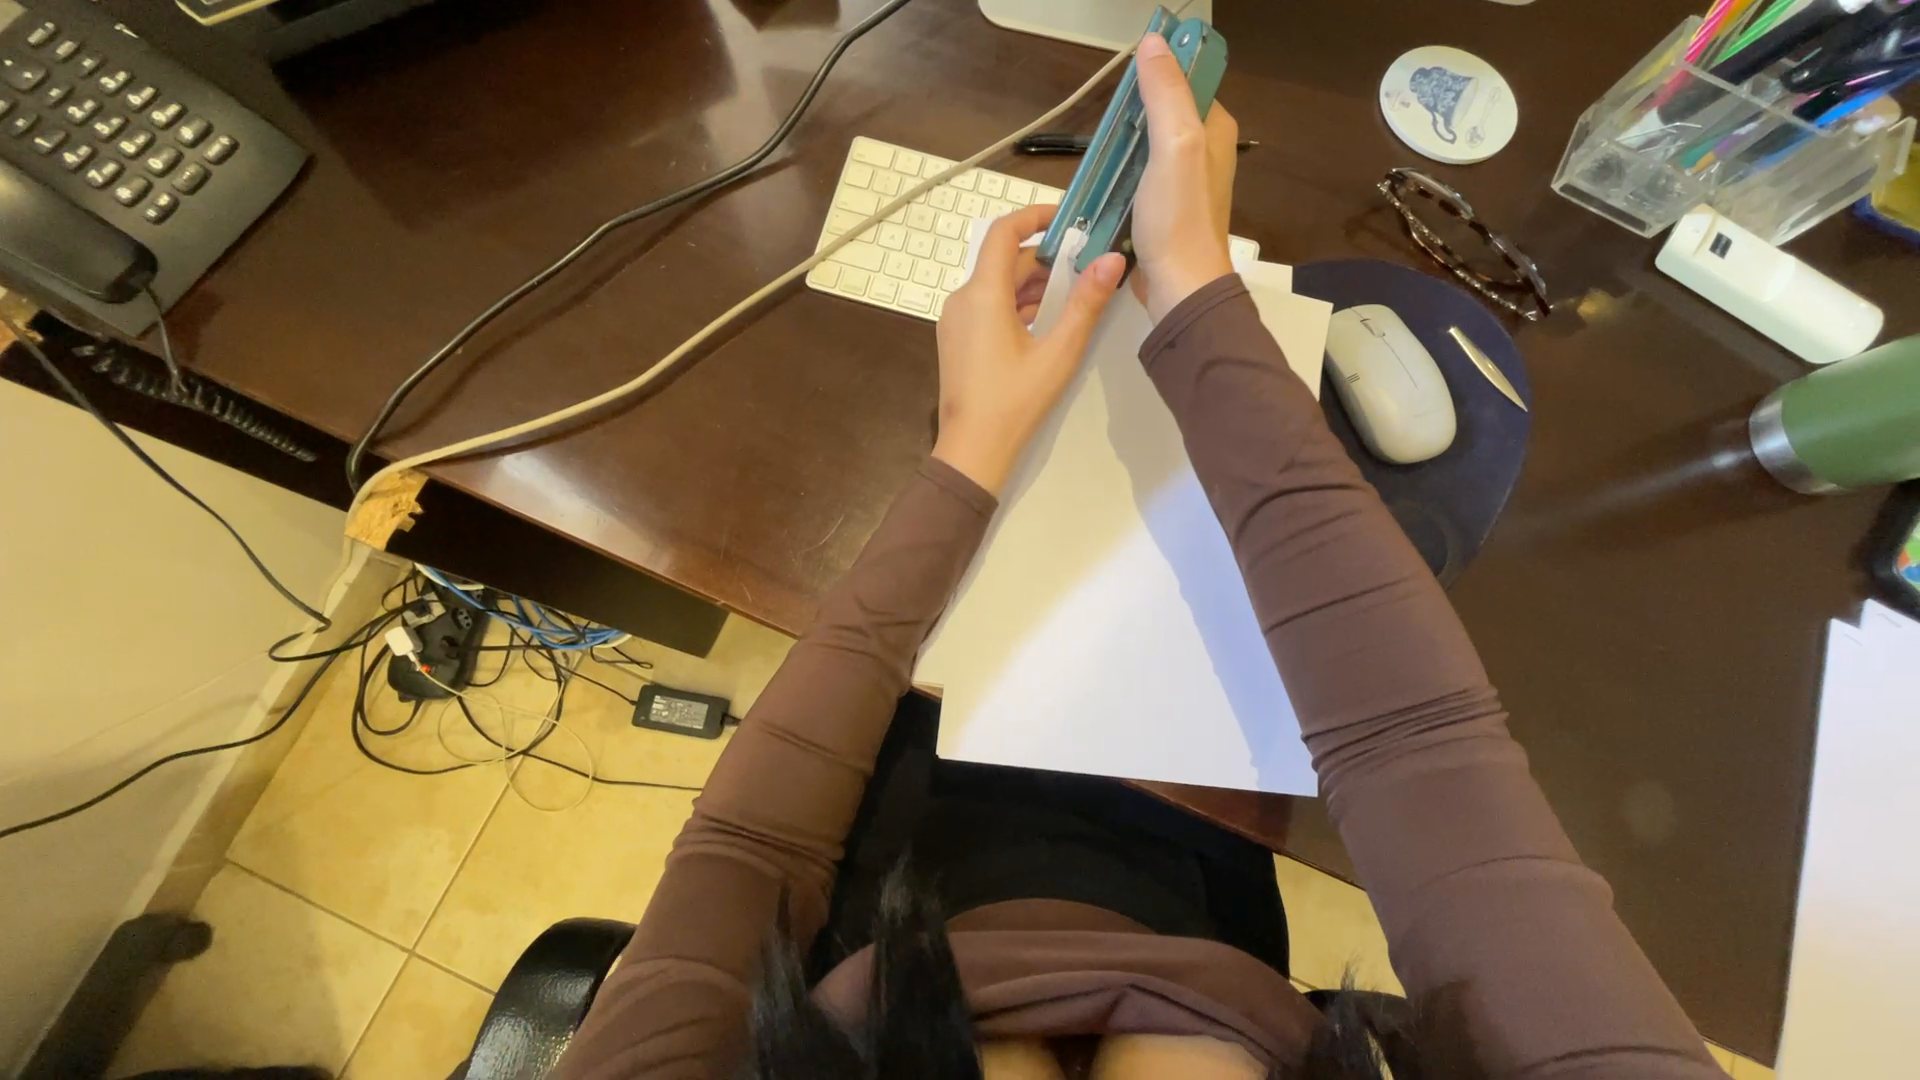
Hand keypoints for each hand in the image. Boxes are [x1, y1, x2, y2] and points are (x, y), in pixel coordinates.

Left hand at [932, 204, 1125, 494]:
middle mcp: (961, 300)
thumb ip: (1086, 303)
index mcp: (982, 294)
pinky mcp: (957, 342)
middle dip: (1044, 260)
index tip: (1068, 219)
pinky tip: (1043, 325)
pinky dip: (1016, 306)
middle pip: (1004, 262)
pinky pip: (987, 308)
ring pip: (996, 287)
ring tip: (1072, 298)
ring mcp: (955, 322)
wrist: (973, 451)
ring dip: (1032, 286)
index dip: (1035, 217)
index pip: (1004, 232)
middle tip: (1085, 267)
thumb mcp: (1059, 352)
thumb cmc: (1015, 402)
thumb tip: (1113, 259)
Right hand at [1131, 31, 1239, 321]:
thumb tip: (1155, 42)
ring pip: (1144, 151)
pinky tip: (1102, 188)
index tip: (1125, 90)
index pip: (1187, 83)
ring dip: (1120, 152)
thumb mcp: (1175, 144)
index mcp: (1214, 131)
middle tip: (1106, 131)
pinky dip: (1118, 182)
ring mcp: (1181, 186)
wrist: (1178, 286)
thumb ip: (1166, 93)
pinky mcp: (1161, 213)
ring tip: (1100, 158)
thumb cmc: (1179, 218)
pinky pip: (1135, 184)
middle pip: (1161, 118)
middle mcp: (1202, 154)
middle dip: (1130, 119)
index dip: (1157, 77)